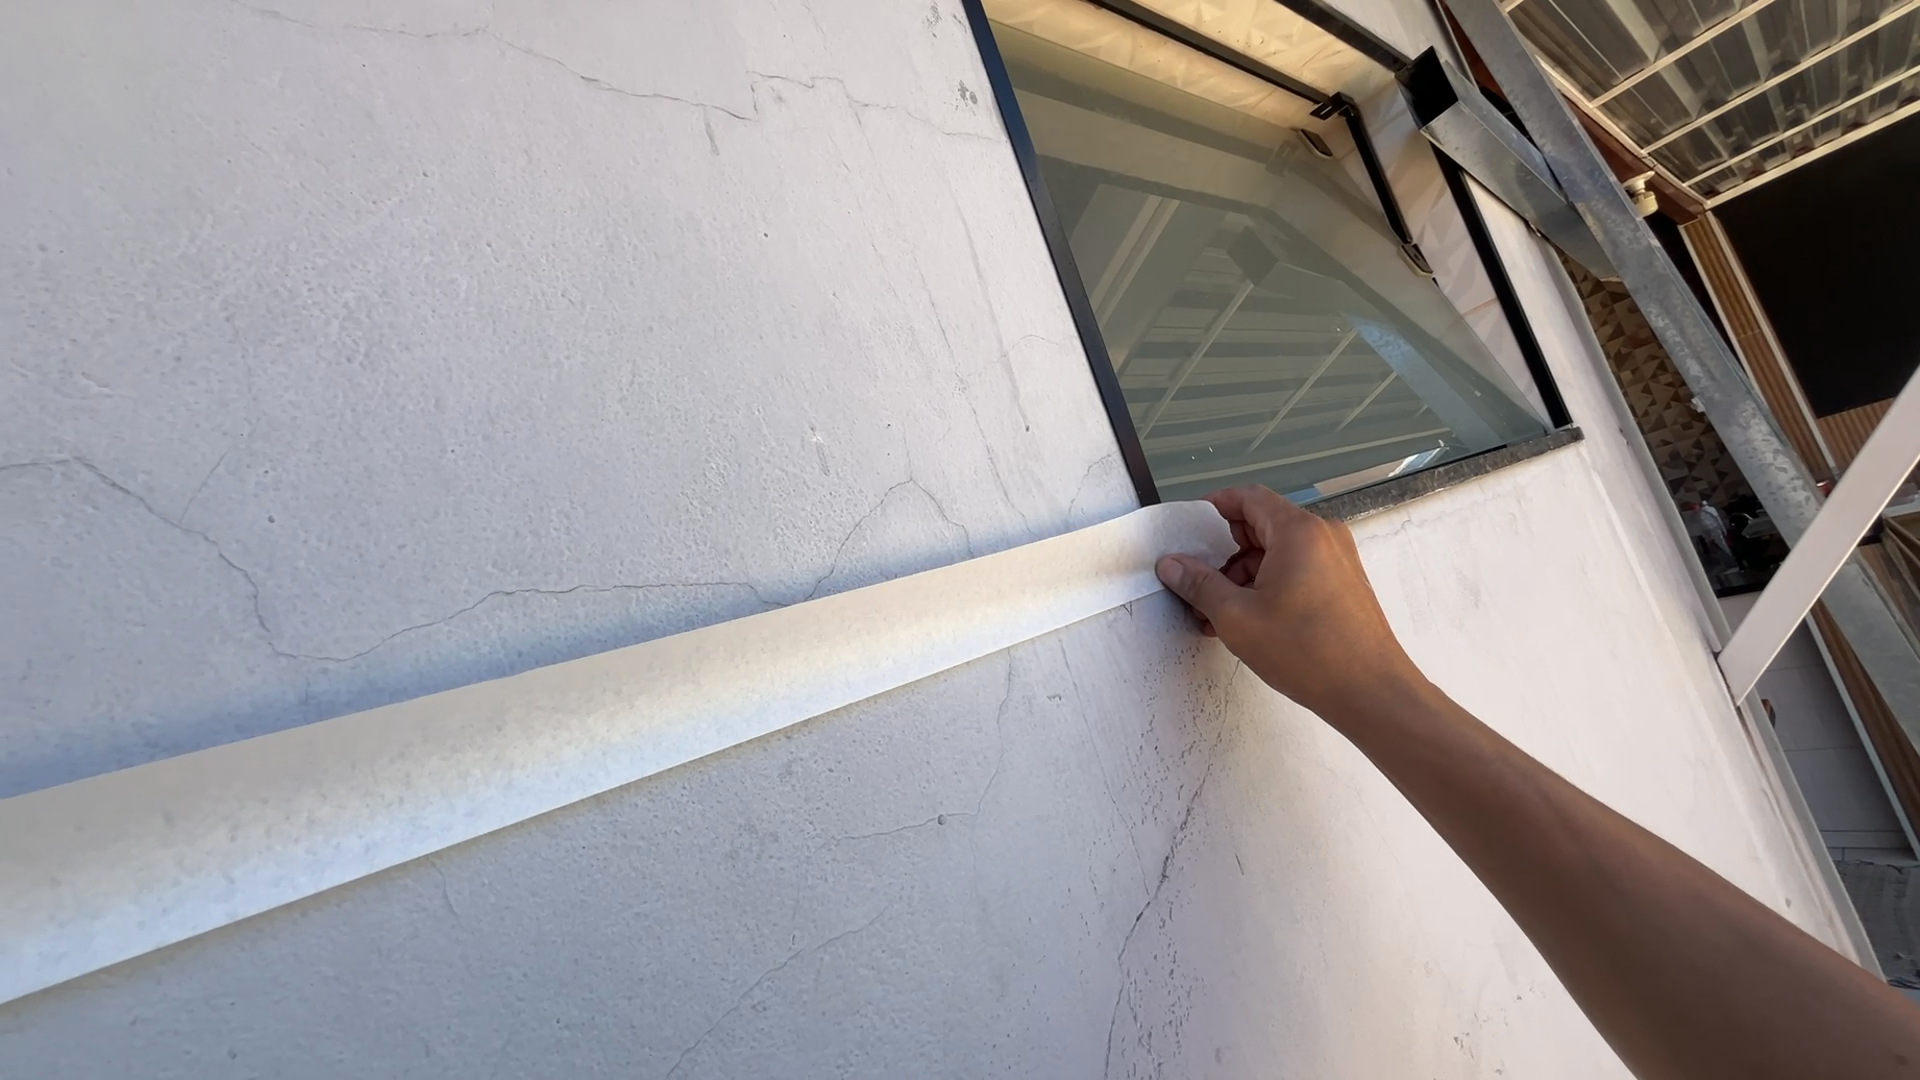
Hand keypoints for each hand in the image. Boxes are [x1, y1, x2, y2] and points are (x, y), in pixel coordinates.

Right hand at [1155, 485, 1425, 719]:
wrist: (1370, 694)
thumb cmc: (1313, 653)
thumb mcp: (1236, 616)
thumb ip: (1199, 584)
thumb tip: (1173, 565)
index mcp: (1298, 532)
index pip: (1248, 497)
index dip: (1212, 508)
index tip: (1188, 527)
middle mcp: (1322, 538)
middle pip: (1259, 526)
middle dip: (1222, 553)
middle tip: (1196, 581)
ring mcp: (1334, 561)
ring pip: (1273, 553)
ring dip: (1240, 576)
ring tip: (1216, 613)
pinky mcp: (1339, 585)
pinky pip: (1292, 572)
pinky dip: (1264, 587)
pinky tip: (1243, 620)